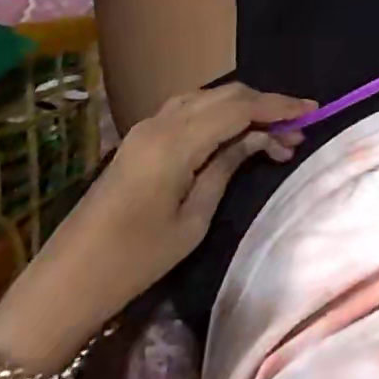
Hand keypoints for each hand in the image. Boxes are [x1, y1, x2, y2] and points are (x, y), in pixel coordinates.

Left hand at [0, 84, 314, 368]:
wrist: (65, 283)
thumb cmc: (133, 261)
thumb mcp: (193, 219)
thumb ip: (227, 167)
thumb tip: (258, 137)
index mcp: (175, 142)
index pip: (239, 107)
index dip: (279, 106)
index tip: (313, 111)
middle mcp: (160, 123)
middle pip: (227, 95)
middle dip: (266, 107)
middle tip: (297, 133)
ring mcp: (147, 128)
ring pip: (209, 98)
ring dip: (244, 109)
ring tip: (273, 136)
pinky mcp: (141, 139)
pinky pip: (190, 110)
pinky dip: (220, 114)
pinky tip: (236, 134)